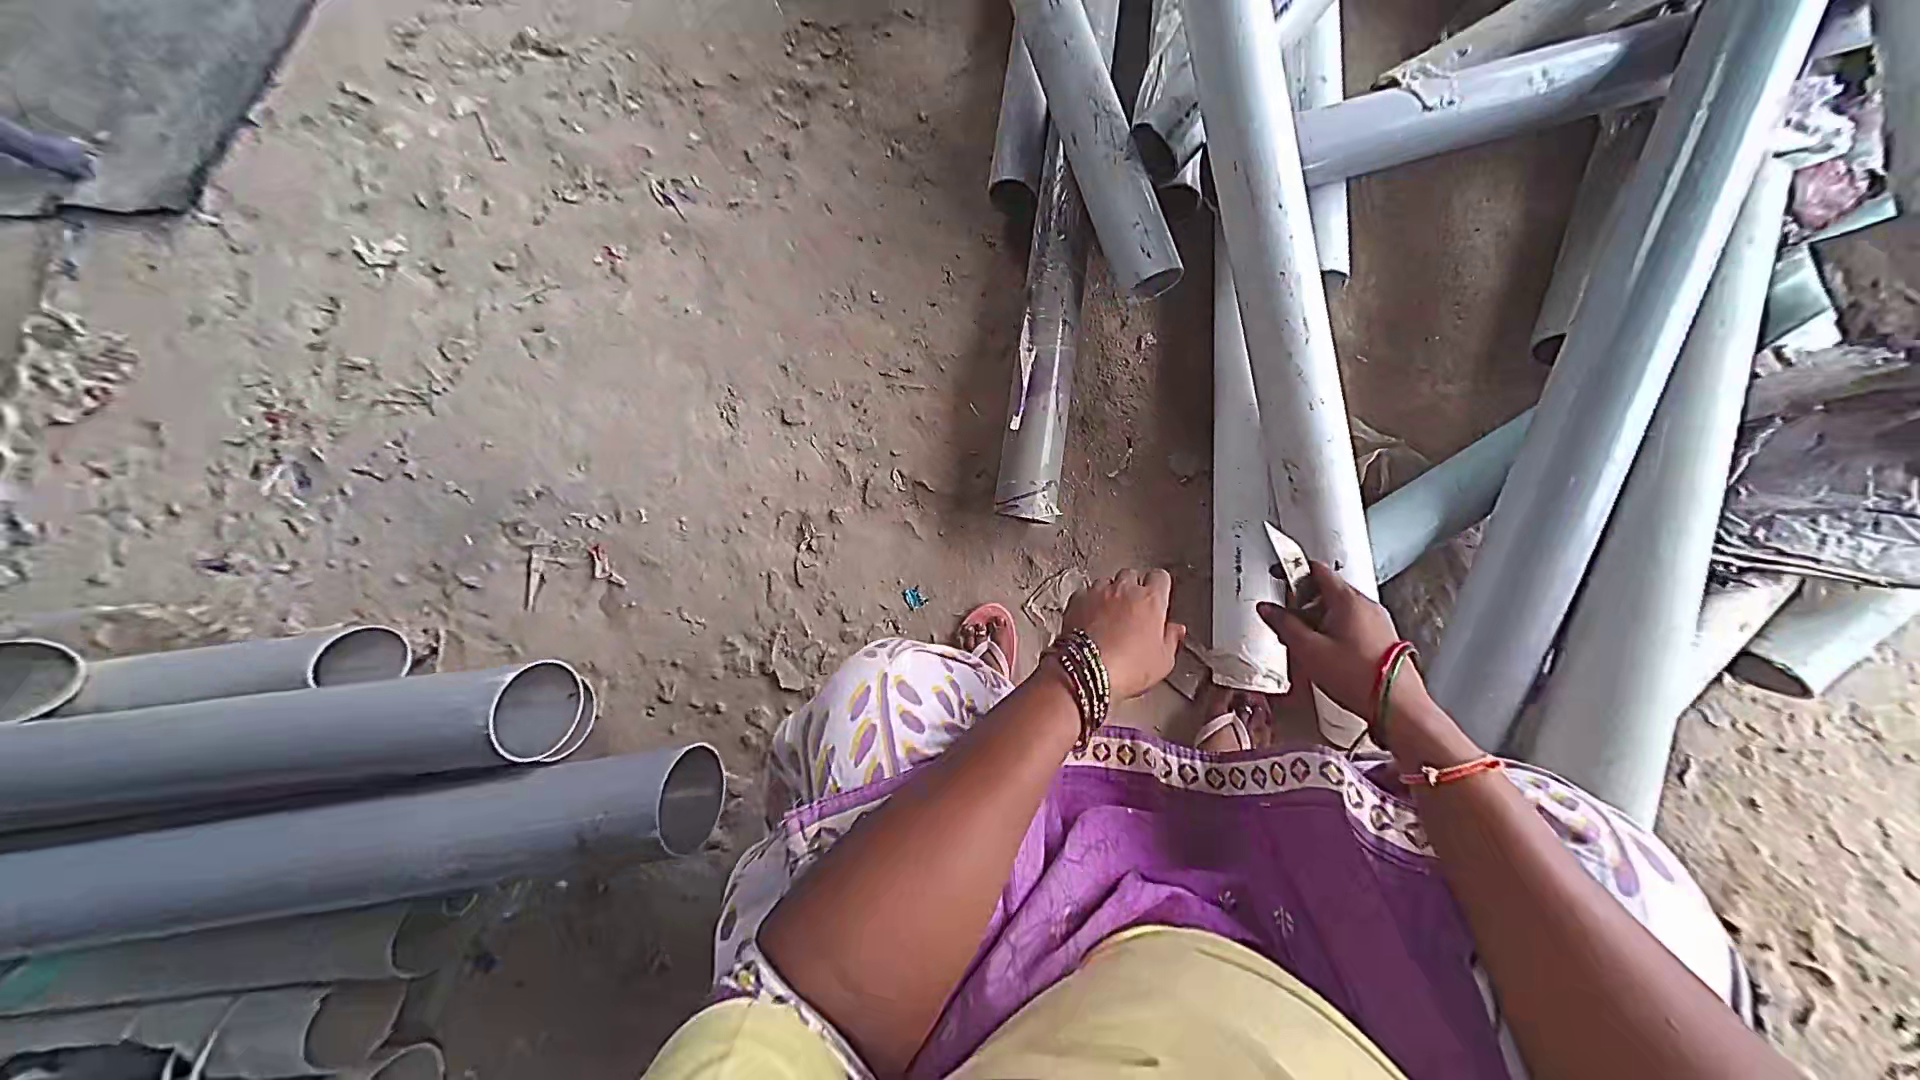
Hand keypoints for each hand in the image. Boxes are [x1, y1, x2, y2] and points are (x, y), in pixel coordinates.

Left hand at [1061, 568, 1186, 700]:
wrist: (1088, 669)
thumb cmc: (1127, 666)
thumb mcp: (1162, 661)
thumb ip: (1171, 639)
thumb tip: (1175, 630)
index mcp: (1151, 600)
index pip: (1160, 577)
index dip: (1159, 586)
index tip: (1158, 597)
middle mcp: (1124, 590)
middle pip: (1131, 576)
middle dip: (1132, 589)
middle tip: (1133, 610)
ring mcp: (1098, 593)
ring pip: (1106, 583)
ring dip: (1109, 594)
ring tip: (1109, 617)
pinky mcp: (1076, 600)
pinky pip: (1084, 594)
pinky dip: (1088, 603)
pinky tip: (1090, 620)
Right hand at [1257, 561, 1415, 720]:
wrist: (1397, 706)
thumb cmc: (1356, 677)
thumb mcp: (1307, 649)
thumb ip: (1284, 624)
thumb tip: (1268, 609)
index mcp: (1347, 600)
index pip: (1317, 570)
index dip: (1293, 571)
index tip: (1279, 576)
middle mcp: (1366, 605)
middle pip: (1327, 589)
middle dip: (1302, 600)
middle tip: (1285, 617)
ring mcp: (1377, 621)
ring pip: (1338, 607)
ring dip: (1316, 617)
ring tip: (1303, 640)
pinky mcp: (1381, 638)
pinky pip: (1351, 623)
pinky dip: (1333, 629)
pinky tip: (1324, 651)